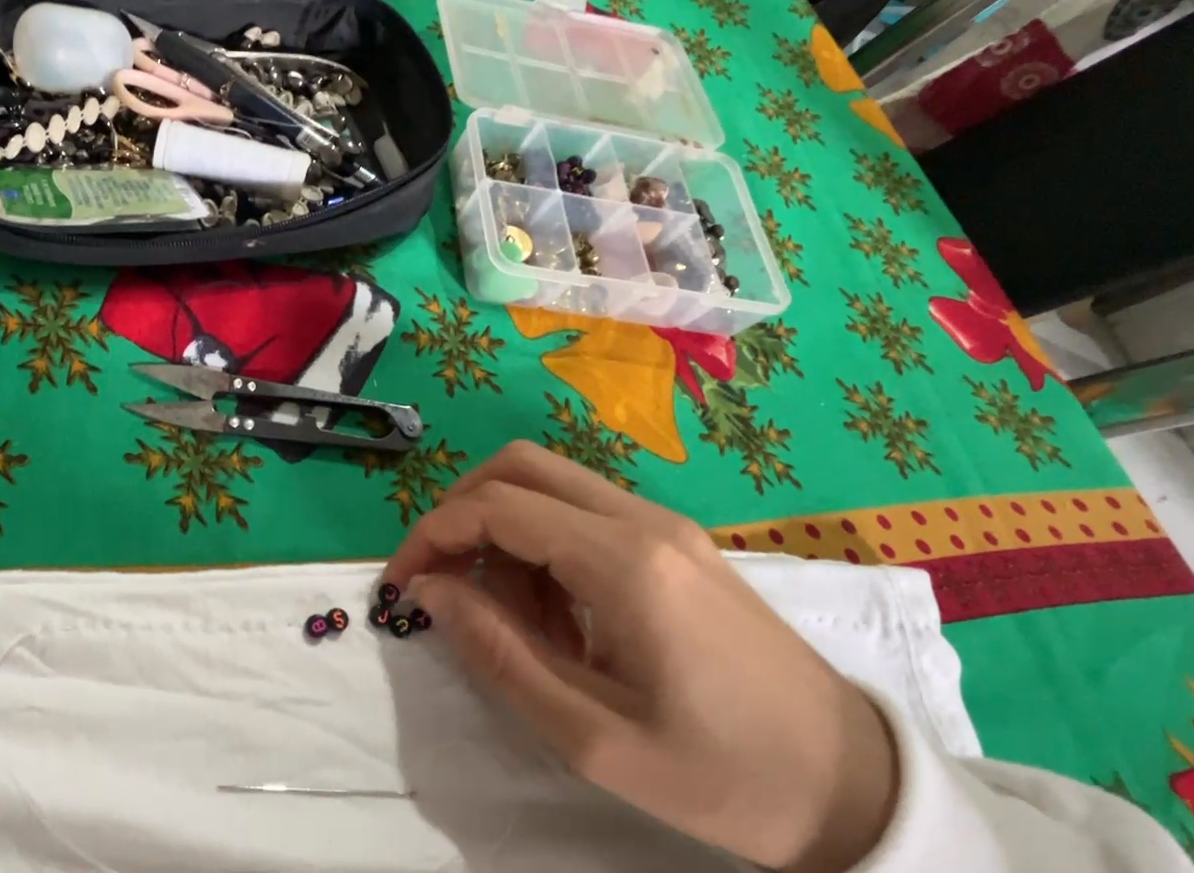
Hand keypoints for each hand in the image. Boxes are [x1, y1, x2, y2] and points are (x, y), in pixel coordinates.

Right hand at [386, 442, 897, 872]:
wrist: (856, 789)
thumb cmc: (723, 776)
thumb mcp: (592, 739)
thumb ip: (498, 655)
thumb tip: (430, 592)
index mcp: (624, 562)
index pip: (496, 507)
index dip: (431, 536)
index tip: (400, 587)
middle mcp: (642, 520)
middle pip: (519, 466)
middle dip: (459, 511)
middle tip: (438, 580)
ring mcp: (665, 526)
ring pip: (550, 485)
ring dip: (503, 534)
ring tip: (509, 622)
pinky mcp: (676, 544)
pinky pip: (584, 514)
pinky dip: (542, 545)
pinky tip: (555, 617)